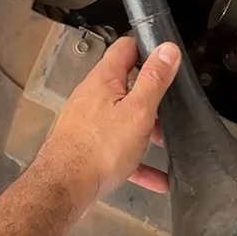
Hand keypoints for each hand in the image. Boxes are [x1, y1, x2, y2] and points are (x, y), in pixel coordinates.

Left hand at [33, 37, 178, 208]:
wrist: (65, 187)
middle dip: (151, 97)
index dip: (147, 48)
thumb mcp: (137, 110)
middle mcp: (93, 96)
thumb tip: (167, 49)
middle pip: (127, 86)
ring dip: (147, 131)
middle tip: (172, 107)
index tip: (167, 58)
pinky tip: (159, 179)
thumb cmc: (98, 147)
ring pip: (125, 120)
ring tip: (168, 145)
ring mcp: (89, 122)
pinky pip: (120, 150)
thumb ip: (154, 80)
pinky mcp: (89, 147)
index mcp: (104, 79)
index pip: (126, 48)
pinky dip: (139, 161)